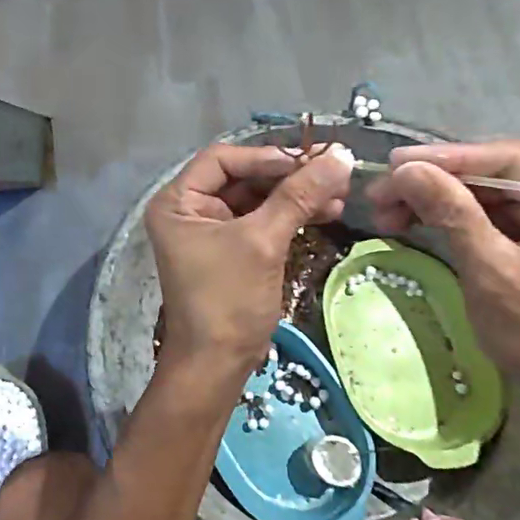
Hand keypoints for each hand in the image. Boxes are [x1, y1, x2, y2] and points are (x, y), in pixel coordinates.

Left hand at [145, 143, 351, 372]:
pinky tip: (327, 213)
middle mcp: (188, 210)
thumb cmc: (228, 299)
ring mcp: (209, 231)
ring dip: (296, 195)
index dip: (267, 156)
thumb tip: (342, 156)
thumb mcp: (262, 241)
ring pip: (256, 199)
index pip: (222, 159)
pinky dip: (290, 216)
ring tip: (340, 194)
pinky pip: (261, 221)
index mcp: (177, 202)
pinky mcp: (230, 250)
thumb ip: (298, 196)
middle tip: (335, 172)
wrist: (217, 363)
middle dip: (288, 176)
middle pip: (242, 177)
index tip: (311, 160)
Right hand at [366, 141, 519, 407]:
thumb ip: (452, 215)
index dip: (449, 157)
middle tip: (380, 193)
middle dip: (433, 181)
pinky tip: (409, 220)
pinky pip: (485, 214)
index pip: (510, 161)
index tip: (394, 164)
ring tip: (384, 210)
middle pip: (494, 173)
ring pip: (483, 192)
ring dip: (432, 199)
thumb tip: (406, 170)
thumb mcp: (493, 273)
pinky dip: (446, 217)